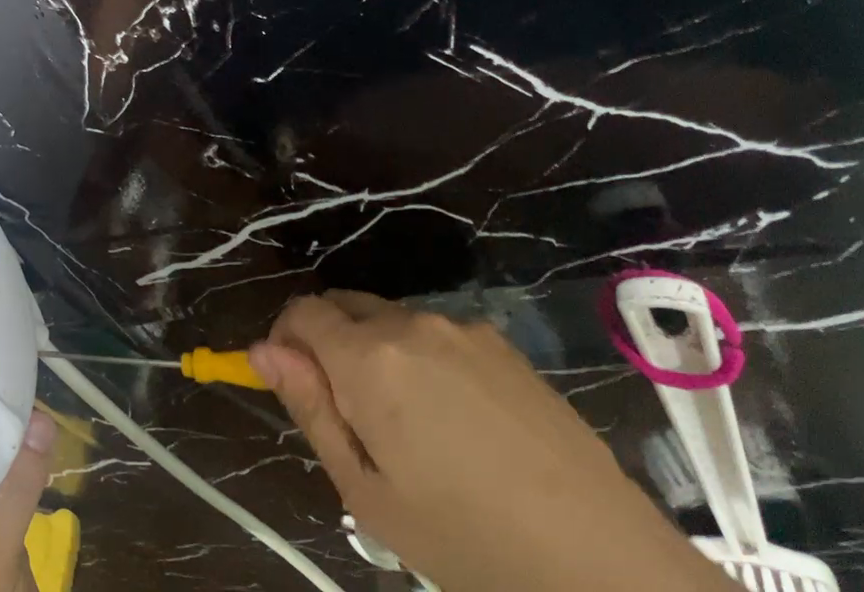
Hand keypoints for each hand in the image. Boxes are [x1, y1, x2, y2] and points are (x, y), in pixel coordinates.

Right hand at [249, 292, 734, 591]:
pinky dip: (420, 358)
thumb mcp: (366, 490)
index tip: (295, 388)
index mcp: (369, 357)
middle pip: (344, 306)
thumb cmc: (464, 536)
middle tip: (347, 415)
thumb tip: (262, 351)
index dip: (284, 342)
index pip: (302, 312)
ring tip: (407, 427)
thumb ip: (310, 408)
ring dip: (374, 351)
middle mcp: (413, 324)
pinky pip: (438, 334)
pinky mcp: (506, 346)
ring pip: (391, 320)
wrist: (601, 557)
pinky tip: (454, 421)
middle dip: (326, 343)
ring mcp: (466, 330)